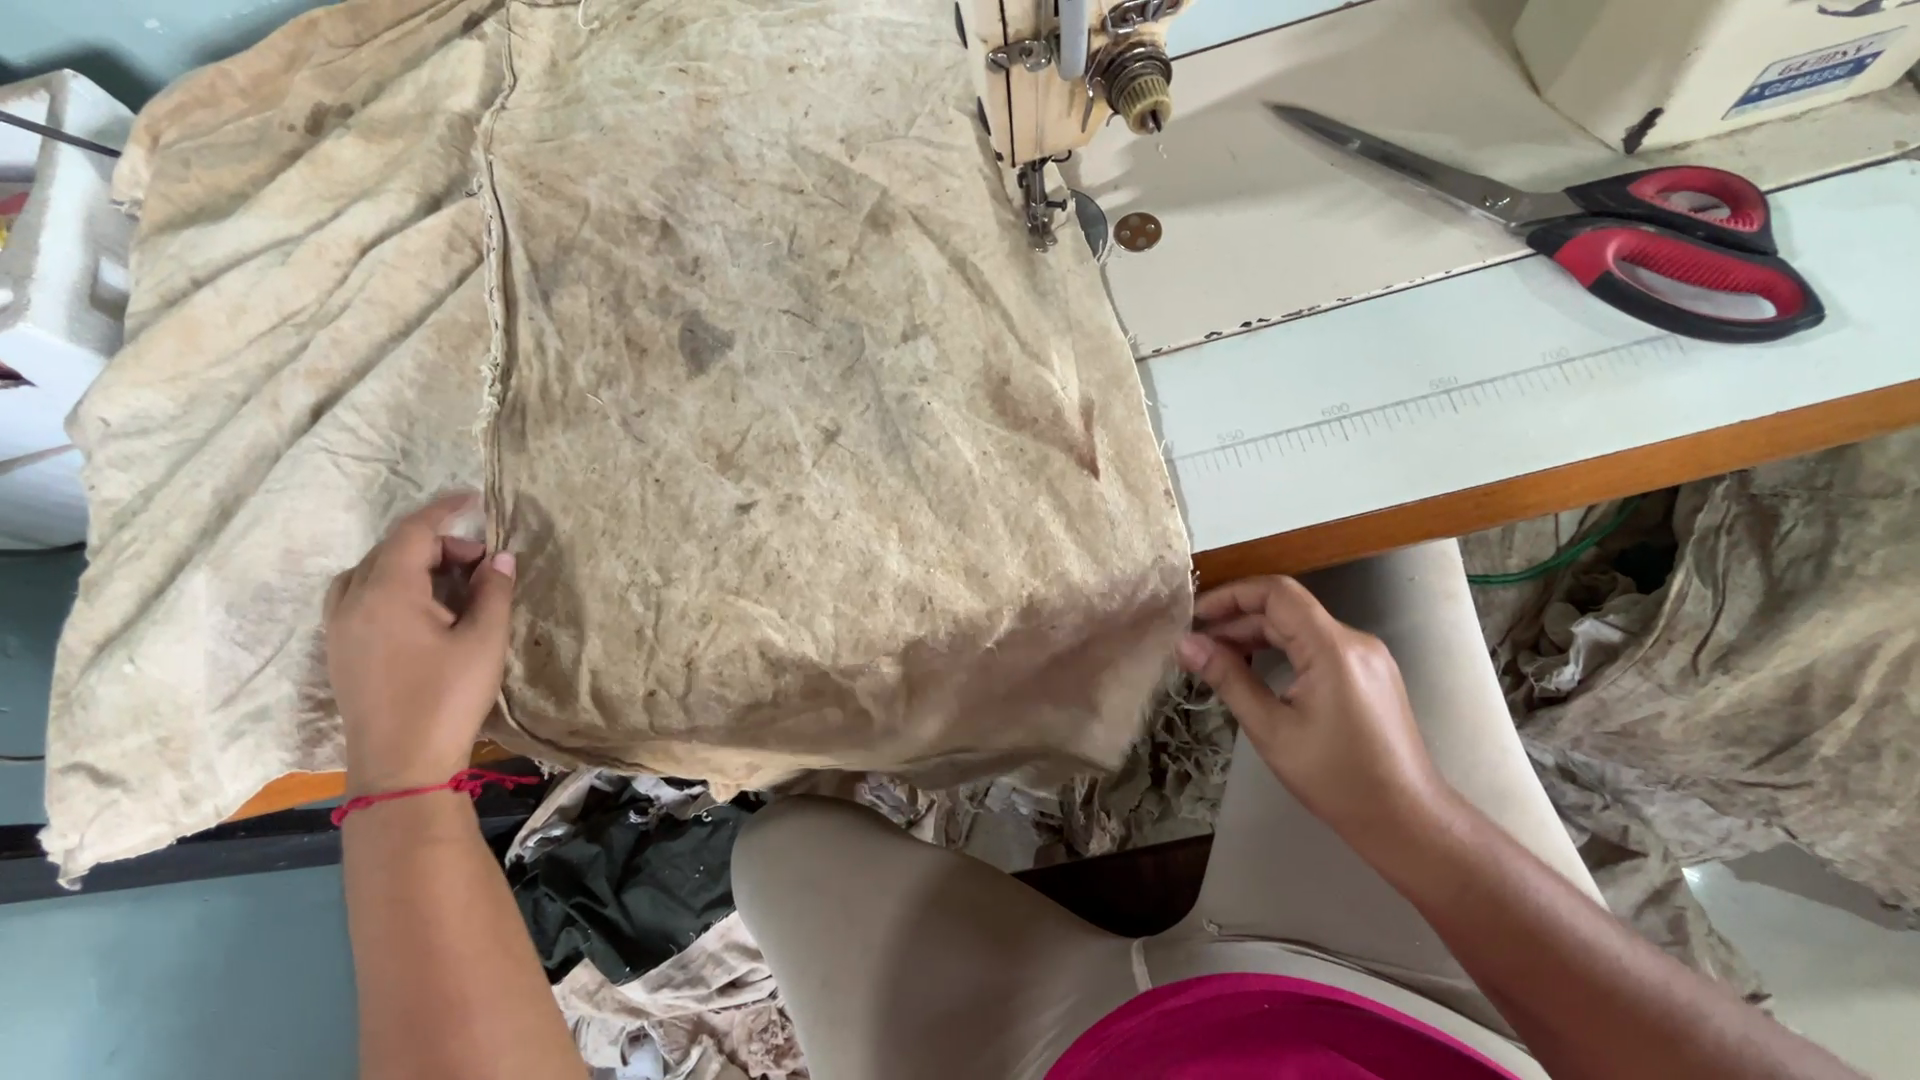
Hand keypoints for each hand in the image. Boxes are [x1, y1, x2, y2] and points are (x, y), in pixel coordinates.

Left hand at [324, 492, 515, 796]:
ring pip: (372, 571)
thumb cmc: (447, 698)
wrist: (400, 765)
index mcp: (387, 591)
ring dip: (413, 565)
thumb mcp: (484, 641)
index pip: (414, 531)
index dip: (446, 509)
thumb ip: (494, 592)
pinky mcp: (340, 648)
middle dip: (439, 545)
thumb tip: (501, 558)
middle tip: (482, 566)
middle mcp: (353, 599)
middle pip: (393, 549)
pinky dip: (392, 585)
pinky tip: (423, 609)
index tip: (474, 498)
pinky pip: (360, 595)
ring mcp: (339, 626)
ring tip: (453, 586)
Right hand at [1176, 576, 1449, 843]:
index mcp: (1333, 648)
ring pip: (1301, 628)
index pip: (1276, 593)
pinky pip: (1317, 648)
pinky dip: (1281, 651)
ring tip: (1216, 659)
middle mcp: (1354, 641)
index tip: (1193, 616)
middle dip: (1236, 621)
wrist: (1406, 819)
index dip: (1230, 596)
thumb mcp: (1271, 729)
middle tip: (1195, 645)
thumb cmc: (1336, 778)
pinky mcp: (1369, 675)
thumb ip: (1228, 678)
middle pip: (1286, 610)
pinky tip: (1255, 672)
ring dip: (1256, 637)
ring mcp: (1366, 658)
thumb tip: (1186, 644)